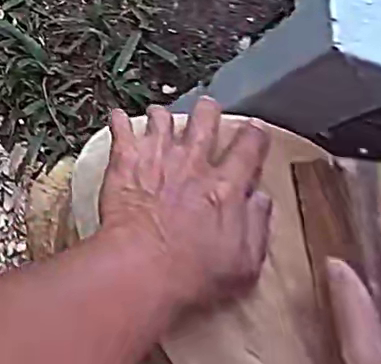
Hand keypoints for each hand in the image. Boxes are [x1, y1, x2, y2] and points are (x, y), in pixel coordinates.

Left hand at [97, 98, 273, 311]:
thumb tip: (261, 199)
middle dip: (208, 110)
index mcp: (224, 186)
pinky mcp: (125, 157)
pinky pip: (120, 125)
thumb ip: (256, 227)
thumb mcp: (244, 264)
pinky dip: (120, 119)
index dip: (254, 136)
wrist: (143, 264)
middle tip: (208, 107)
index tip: (256, 127)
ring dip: (162, 116)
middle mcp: (191, 162)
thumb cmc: (195, 273)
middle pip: (204, 121)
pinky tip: (119, 118)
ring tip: (160, 117)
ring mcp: (156, 155)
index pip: (247, 151)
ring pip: (161, 117)